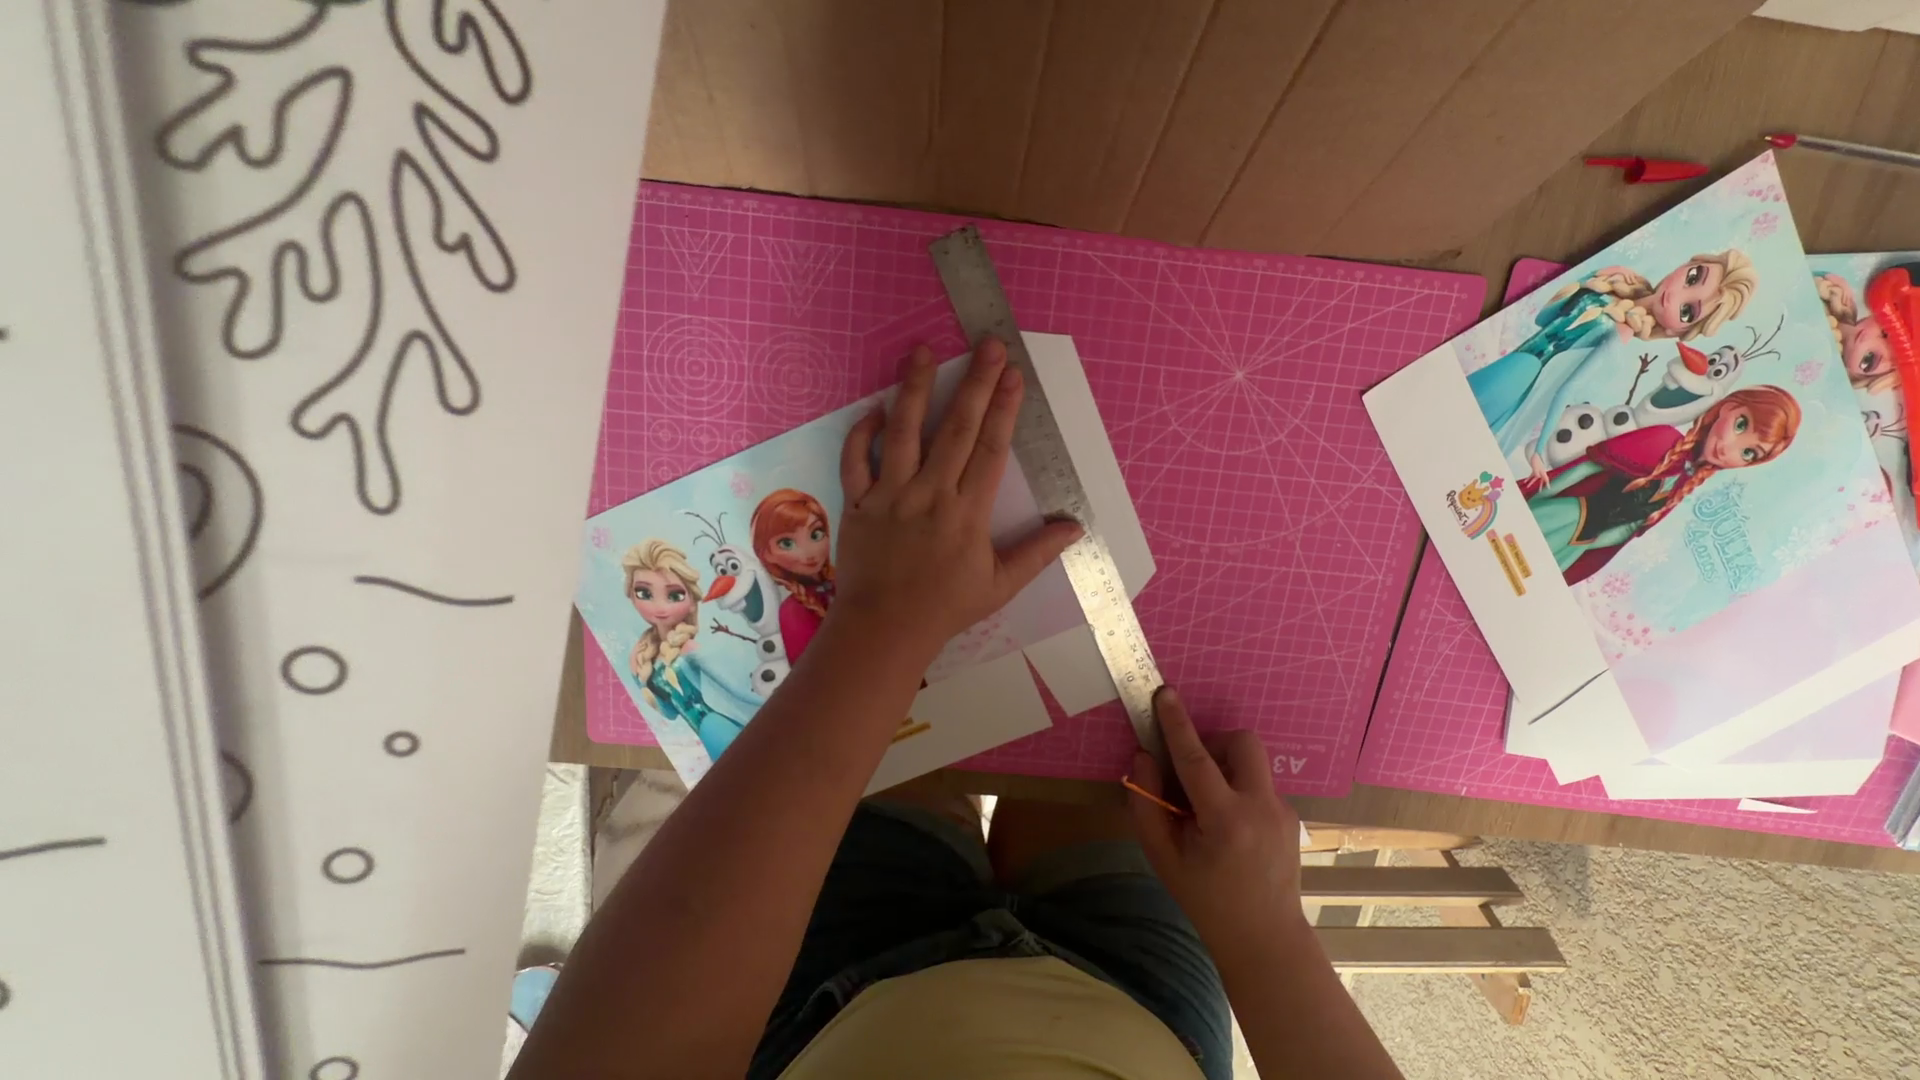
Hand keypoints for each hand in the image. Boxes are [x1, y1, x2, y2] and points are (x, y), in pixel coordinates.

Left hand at [833, 340, 1083, 657]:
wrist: (884, 629)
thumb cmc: (945, 607)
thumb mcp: (1000, 586)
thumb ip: (1037, 553)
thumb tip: (1075, 528)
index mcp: (968, 513)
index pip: (991, 449)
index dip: (1005, 409)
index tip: (1014, 374)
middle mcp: (931, 494)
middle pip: (956, 429)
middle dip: (976, 384)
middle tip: (988, 344)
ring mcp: (891, 495)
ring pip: (904, 432)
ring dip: (915, 389)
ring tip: (922, 352)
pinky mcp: (859, 502)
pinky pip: (857, 460)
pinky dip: (863, 433)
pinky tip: (877, 409)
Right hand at [1127, 687, 1304, 952]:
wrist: (1265, 939)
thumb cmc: (1204, 899)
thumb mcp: (1162, 857)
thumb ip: (1145, 804)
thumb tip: (1143, 757)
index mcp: (1225, 821)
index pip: (1196, 759)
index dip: (1177, 724)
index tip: (1166, 693)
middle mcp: (1261, 808)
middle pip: (1243, 742)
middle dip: (1214, 742)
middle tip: (1192, 770)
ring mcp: (1283, 812)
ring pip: (1252, 762)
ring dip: (1225, 767)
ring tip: (1207, 806)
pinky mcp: (1292, 817)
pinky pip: (1259, 784)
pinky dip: (1237, 789)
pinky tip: (1228, 827)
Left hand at [1526, 450, 1550, 487]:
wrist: (1536, 455)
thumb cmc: (1536, 460)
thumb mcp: (1536, 467)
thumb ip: (1536, 472)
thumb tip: (1537, 477)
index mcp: (1543, 472)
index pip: (1546, 479)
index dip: (1547, 484)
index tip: (1549, 488)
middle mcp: (1541, 473)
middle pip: (1541, 480)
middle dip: (1540, 486)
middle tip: (1540, 491)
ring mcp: (1538, 471)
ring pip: (1535, 478)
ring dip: (1531, 482)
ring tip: (1528, 487)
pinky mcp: (1534, 470)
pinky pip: (1531, 475)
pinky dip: (1528, 478)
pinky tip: (1525, 481)